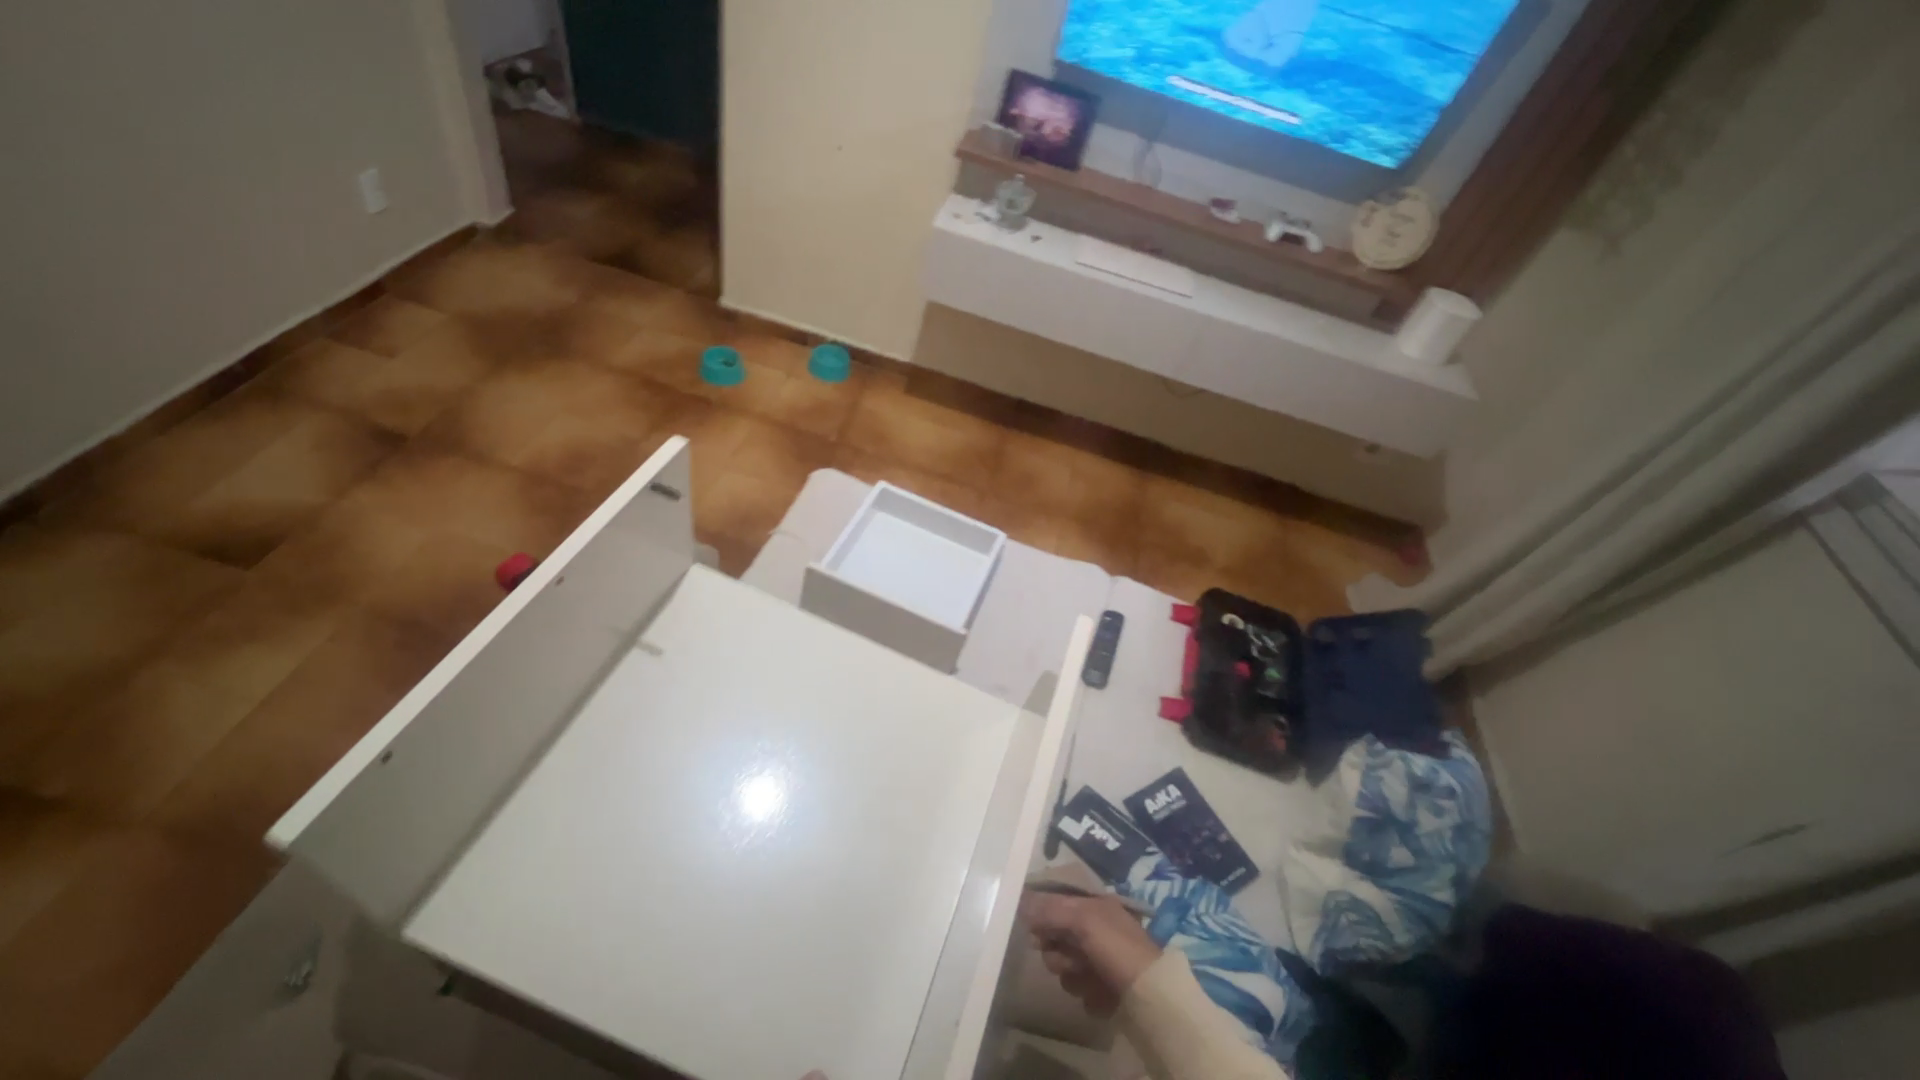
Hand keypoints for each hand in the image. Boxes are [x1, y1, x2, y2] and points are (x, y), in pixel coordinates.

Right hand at [1019, 891, 1162, 1016]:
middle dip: (1058, 952)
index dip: (1042, 918)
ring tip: (1091, 977)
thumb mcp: (1085, 920)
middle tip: (1072, 958)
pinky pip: (1078, 988)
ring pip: (1063, 967)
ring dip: (1073, 974)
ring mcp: (1099, 961)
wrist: (1149, 995)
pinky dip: (1087, 992)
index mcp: (1095, 907)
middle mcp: (1096, 931)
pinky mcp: (1102, 988)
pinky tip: (1100, 992)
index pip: (1056, 905)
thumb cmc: (1118, 948)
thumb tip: (1021, 902)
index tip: (1037, 932)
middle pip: (1055, 939)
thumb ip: (1051, 909)